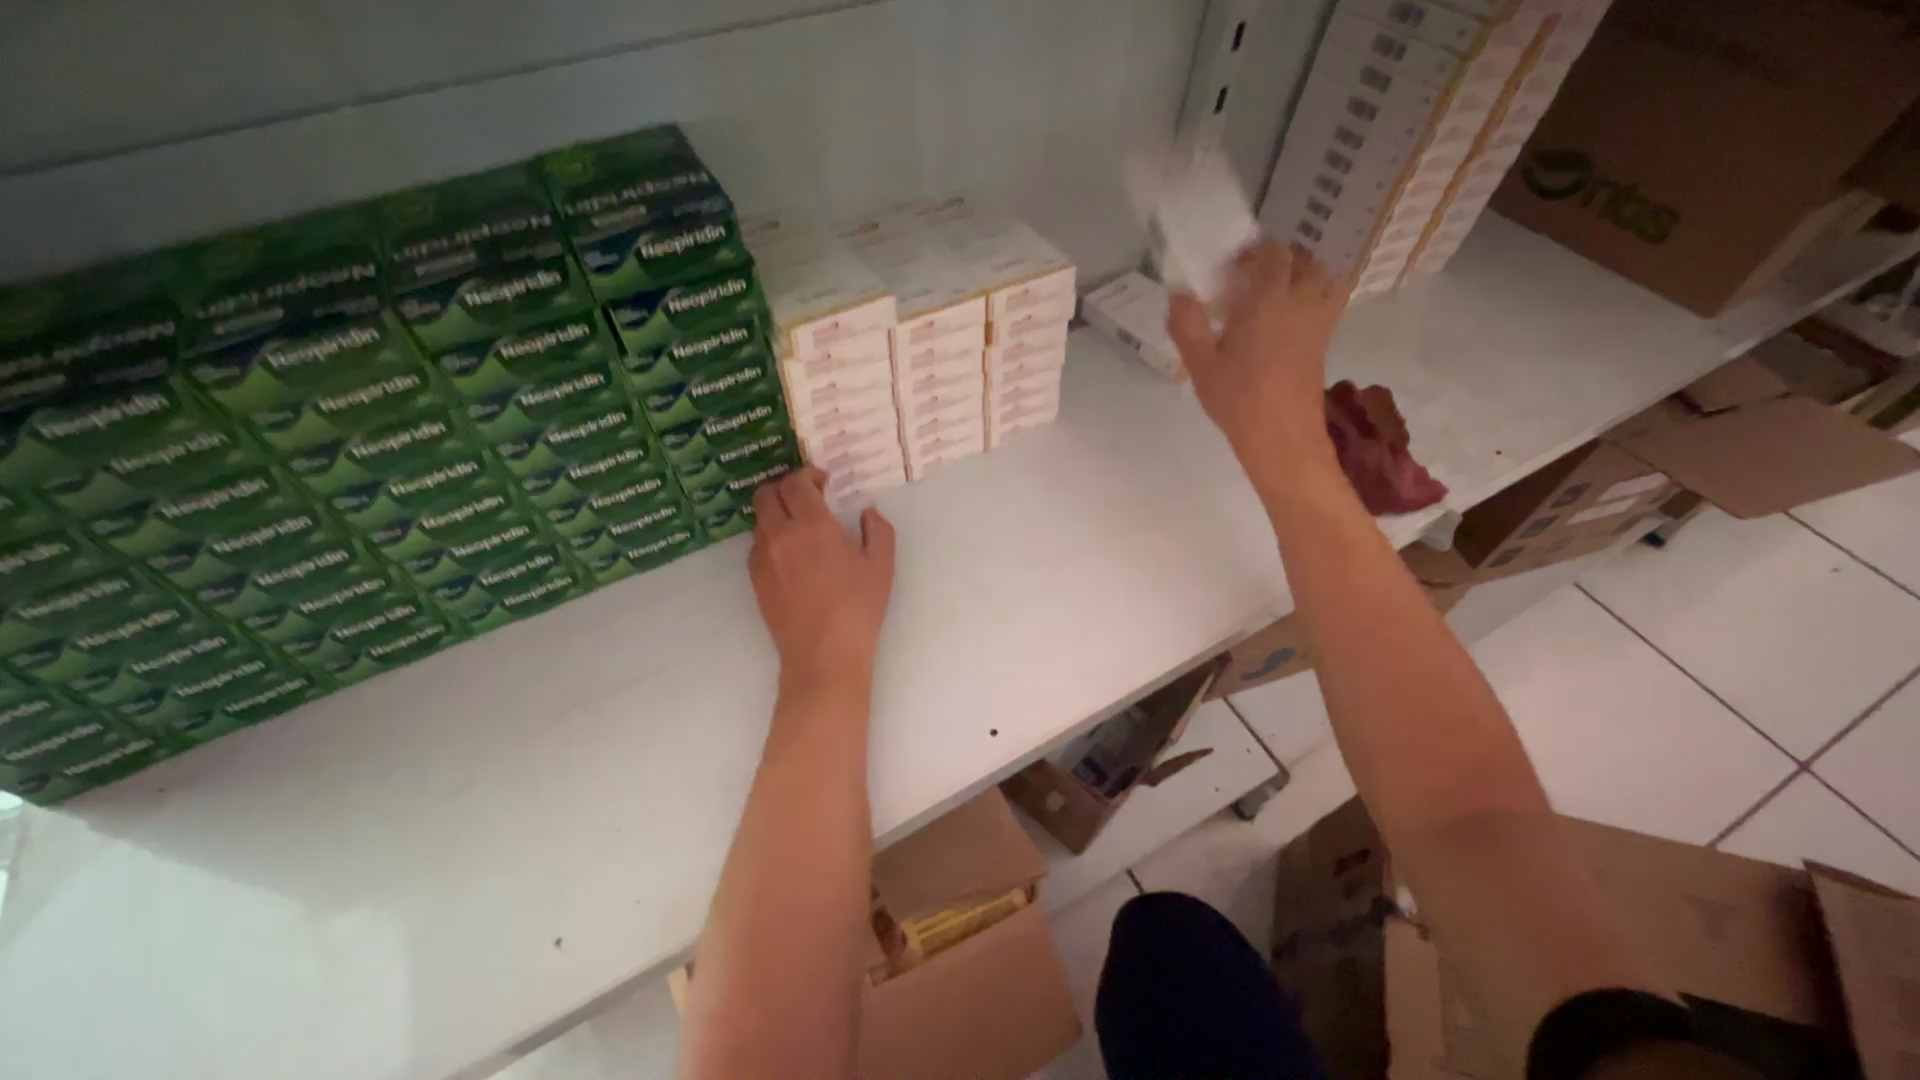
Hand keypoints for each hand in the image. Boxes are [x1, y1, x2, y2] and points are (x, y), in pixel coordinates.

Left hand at [749, 466, 896, 687]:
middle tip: (805, 497)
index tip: (822, 482)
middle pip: (766, 494)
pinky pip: (757, 545)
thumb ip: (877, 530)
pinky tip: (790, 554)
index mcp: (812, 525)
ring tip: (797, 526)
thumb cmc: (858, 608)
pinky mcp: (755, 578)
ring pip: (759, 519)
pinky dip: (770, 538)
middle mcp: (780, 534)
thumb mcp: (881, 565)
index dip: (808, 475)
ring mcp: (762, 557)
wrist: (823, 654)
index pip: (796, 483)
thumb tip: (867, 513)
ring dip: (776, 513)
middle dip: (784, 487)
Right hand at [1167, 241, 1345, 485]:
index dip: (1255, 251)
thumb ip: (1187, 325)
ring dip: (1302, 275)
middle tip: (1252, 276)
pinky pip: (1326, 304)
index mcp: (1268, 301)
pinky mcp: (1323, 343)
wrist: (1282, 437)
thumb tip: (1178, 294)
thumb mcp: (1201, 364)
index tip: (1233, 264)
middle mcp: (1301, 303)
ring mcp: (1318, 322)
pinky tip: (1285, 318)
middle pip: (1304, 261)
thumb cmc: (1238, 400)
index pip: (1273, 255)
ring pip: (1323, 279)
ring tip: (1274, 292)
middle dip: (1281, 260)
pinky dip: (1311, 298)